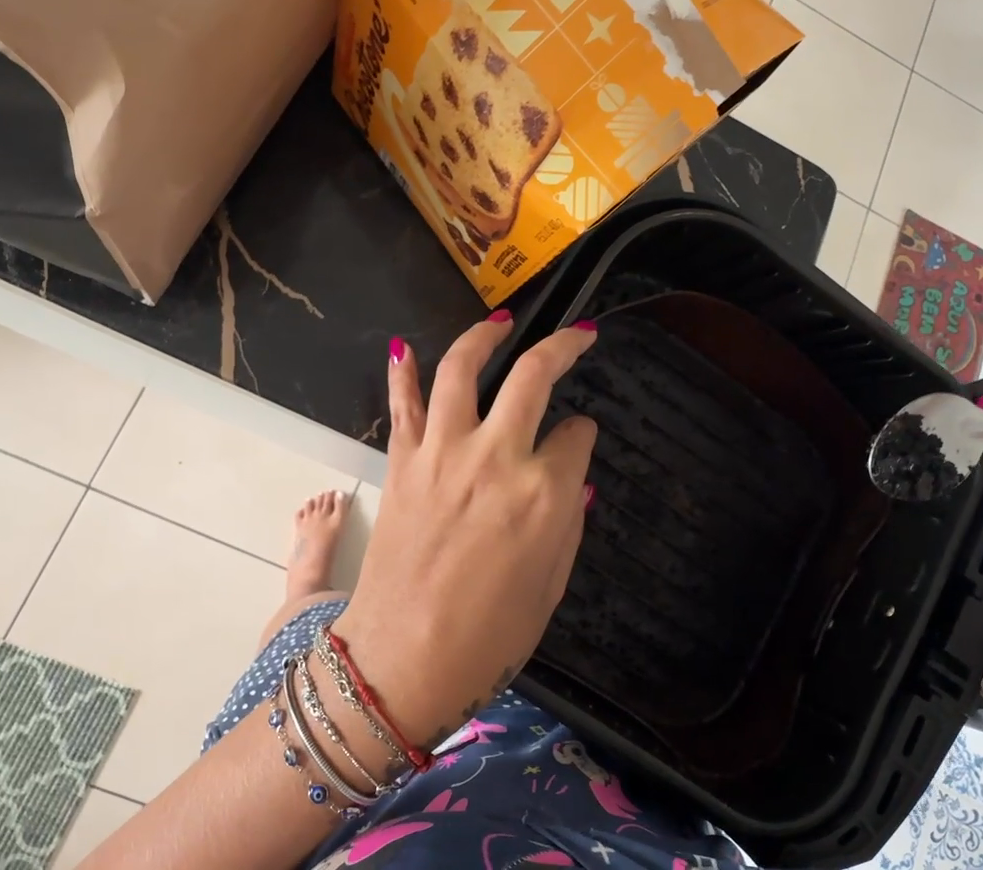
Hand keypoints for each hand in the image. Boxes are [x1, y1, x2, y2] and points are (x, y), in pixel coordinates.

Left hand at [333, 316, 598, 749]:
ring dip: (483, 336)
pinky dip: (400, 373)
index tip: (580, 442)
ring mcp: (443, 453)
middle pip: (532, 378)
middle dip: (562, 348)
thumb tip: (573, 479)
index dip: (583, 437)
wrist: (401, 660)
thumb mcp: (550, 586)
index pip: (576, 437)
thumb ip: (567, 522)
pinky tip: (403, 347)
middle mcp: (496, 457)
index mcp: (544, 493)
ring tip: (500, 323)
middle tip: (578, 336)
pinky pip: (402, 405)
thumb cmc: (489, 639)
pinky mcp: (402, 462)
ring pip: (461, 369)